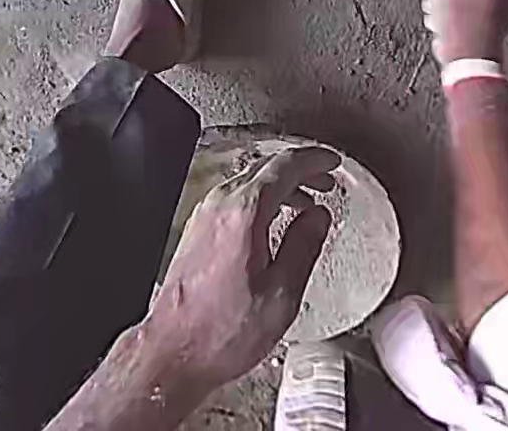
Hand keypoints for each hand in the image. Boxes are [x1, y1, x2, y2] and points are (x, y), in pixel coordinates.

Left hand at [138, 146, 339, 392]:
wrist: (174, 348)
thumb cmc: (222, 330)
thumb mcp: (281, 295)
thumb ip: (304, 246)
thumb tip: (319, 216)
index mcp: (244, 213)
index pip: (285, 166)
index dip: (314, 160)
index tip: (332, 161)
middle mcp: (221, 203)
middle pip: (267, 166)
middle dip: (301, 168)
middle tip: (326, 179)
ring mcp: (207, 211)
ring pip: (252, 179)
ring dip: (283, 184)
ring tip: (307, 202)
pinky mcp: (200, 224)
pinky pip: (238, 195)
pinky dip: (263, 196)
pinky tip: (275, 217)